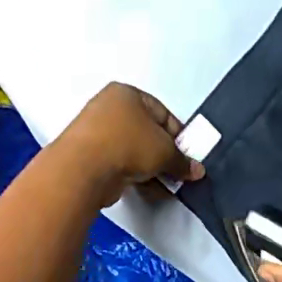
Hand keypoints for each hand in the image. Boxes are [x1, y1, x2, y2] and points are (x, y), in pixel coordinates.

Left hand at [50, 83, 204, 206]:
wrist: (86, 167)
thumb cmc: (128, 144)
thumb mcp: (165, 152)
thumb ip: (182, 161)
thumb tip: (196, 171)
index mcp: (127, 94)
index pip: (162, 113)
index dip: (178, 136)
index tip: (187, 155)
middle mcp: (110, 108)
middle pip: (147, 133)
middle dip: (164, 155)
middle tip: (177, 172)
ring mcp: (97, 133)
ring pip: (134, 151)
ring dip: (151, 168)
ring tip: (164, 184)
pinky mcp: (91, 157)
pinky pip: (120, 164)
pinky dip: (135, 175)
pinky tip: (147, 188)